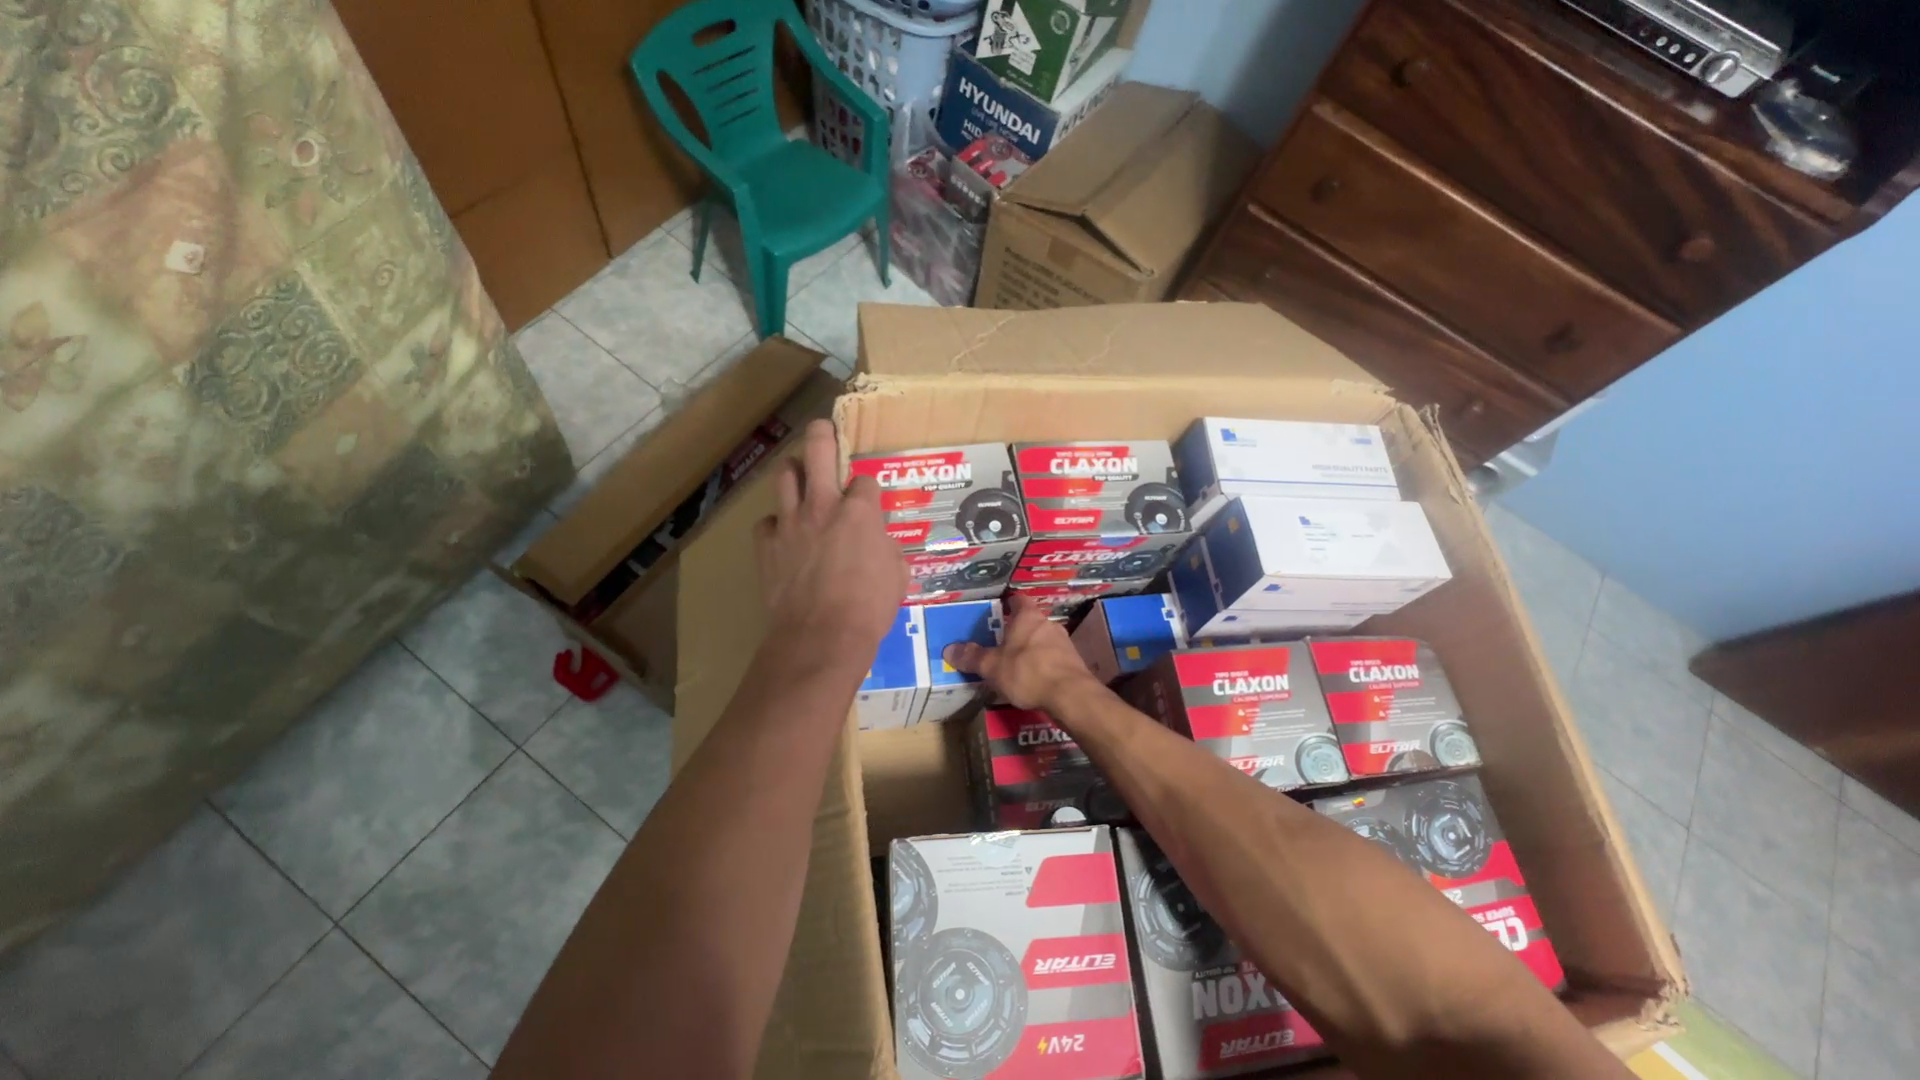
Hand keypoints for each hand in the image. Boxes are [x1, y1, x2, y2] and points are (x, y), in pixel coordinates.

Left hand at [756, 420, 907, 651]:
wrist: (821, 636)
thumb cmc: (869, 608)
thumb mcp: (898, 577)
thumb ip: (888, 551)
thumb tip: (880, 547)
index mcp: (860, 511)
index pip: (865, 480)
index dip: (868, 489)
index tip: (869, 501)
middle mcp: (822, 505)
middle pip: (818, 449)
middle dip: (822, 433)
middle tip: (823, 430)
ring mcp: (790, 522)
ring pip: (784, 476)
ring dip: (794, 473)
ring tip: (799, 479)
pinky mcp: (766, 545)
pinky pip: (767, 522)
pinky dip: (776, 524)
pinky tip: (783, 534)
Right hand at [942, 593, 1102, 712]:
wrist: (1070, 694)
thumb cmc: (1027, 672)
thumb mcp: (992, 666)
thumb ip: (972, 657)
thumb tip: (949, 649)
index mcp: (1027, 617)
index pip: (1018, 600)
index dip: (1008, 604)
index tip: (999, 611)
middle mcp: (1048, 624)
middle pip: (1031, 621)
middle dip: (1018, 631)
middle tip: (1002, 644)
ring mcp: (1064, 643)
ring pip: (1043, 640)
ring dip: (1032, 649)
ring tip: (1017, 664)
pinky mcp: (1074, 662)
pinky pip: (1054, 658)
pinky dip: (1044, 664)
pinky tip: (1035, 679)